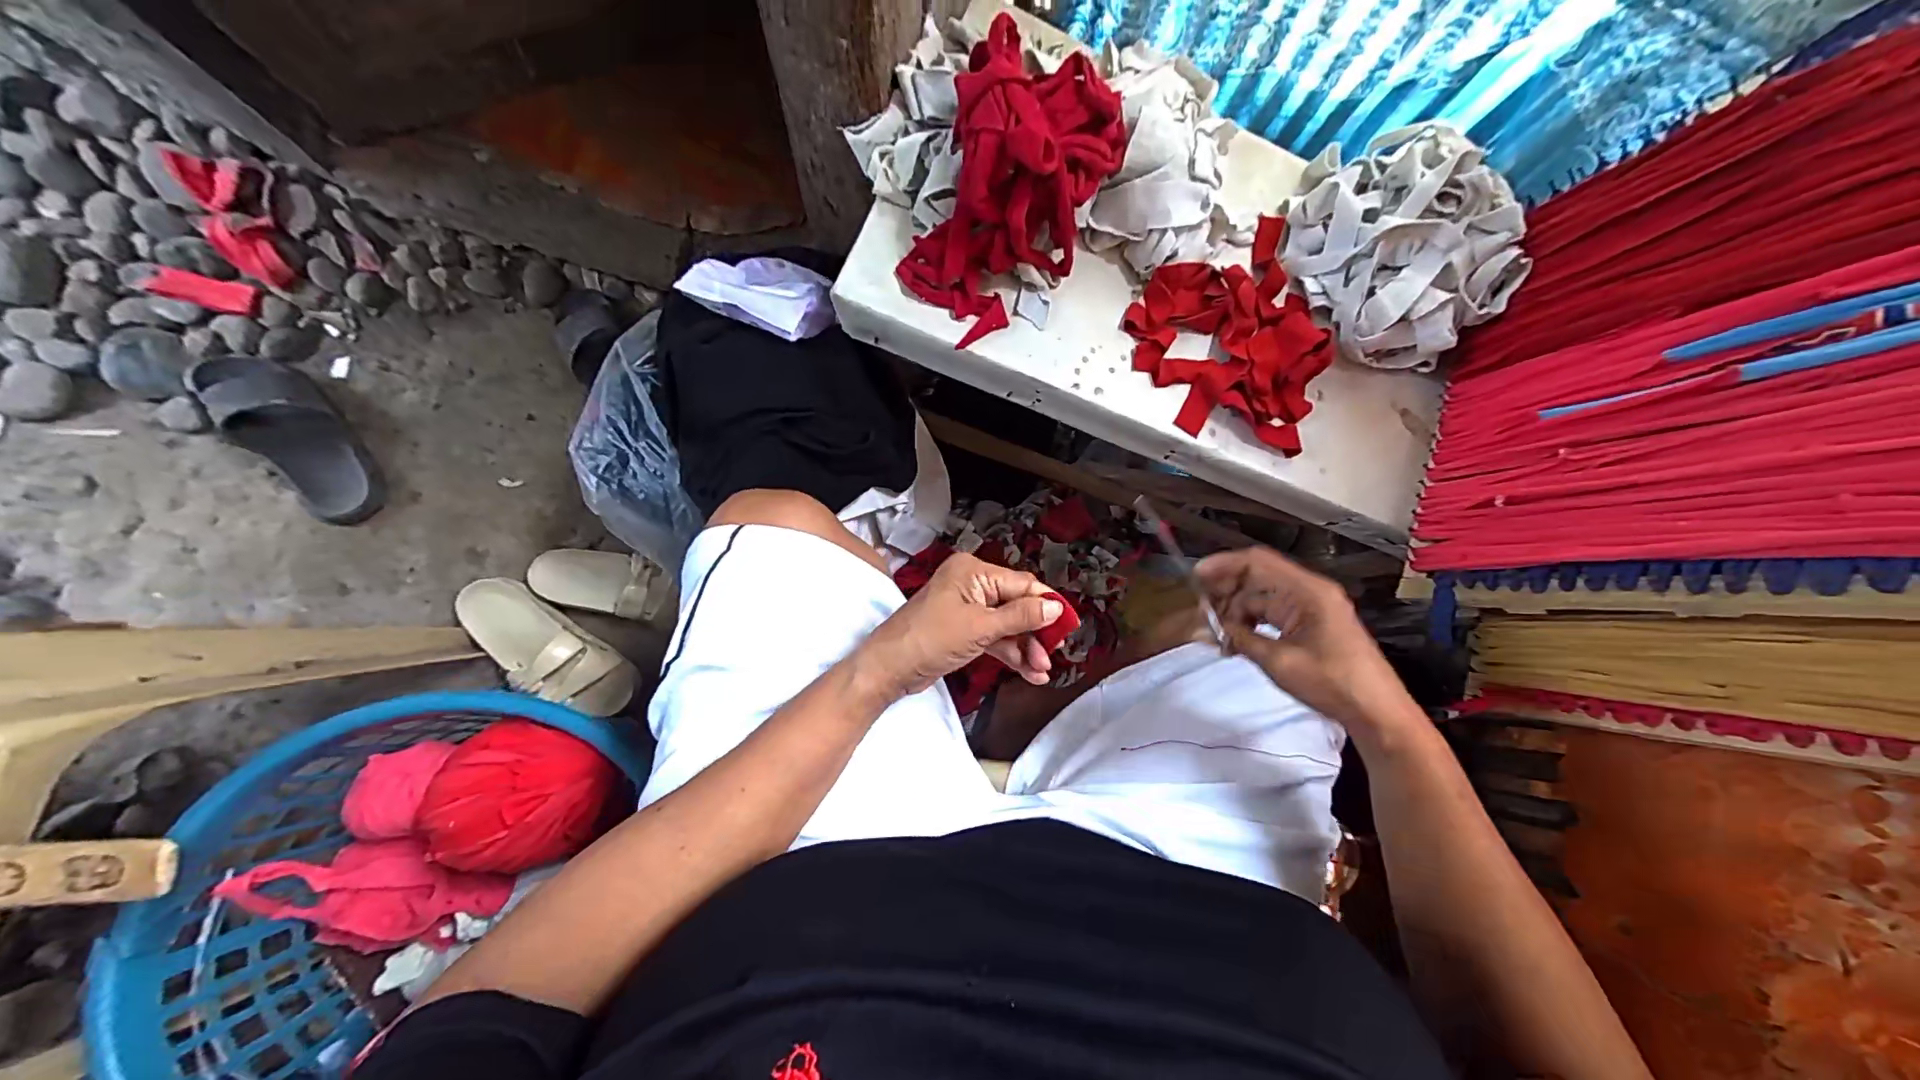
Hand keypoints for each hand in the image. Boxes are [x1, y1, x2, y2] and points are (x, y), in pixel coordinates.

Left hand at [852, 553, 1063, 701]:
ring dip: (1026, 647)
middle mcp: (971, 584)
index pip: (1021, 585)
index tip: (1068, 627)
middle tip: (1052, 654)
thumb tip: (1054, 607)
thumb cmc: (929, 639)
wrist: (889, 669)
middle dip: (1036, 632)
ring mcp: (967, 609)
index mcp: (973, 571)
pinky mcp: (963, 631)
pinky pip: (995, 638)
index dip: (1047, 606)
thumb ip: (1020, 617)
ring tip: (1041, 670)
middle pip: (1017, 605)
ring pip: (1008, 625)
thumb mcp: (980, 628)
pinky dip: (1010, 653)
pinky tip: (1029, 672)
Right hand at [1194, 546, 1418, 732]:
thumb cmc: (1331, 683)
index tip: (1195, 578)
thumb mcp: (1278, 661)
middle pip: (1256, 578)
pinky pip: (1271, 613)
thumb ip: (1241, 638)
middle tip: (1201, 613)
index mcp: (1307, 591)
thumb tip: (1209, 627)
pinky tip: (1235, 640)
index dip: (1223, 565)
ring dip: (1235, 611)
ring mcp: (1311, 607)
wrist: (1377, 712)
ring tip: (1216, 634)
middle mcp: (1309, 591)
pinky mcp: (1310, 624)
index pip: (1257, 562)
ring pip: (1261, 597)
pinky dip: (1250, 623)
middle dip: (1225, 592)